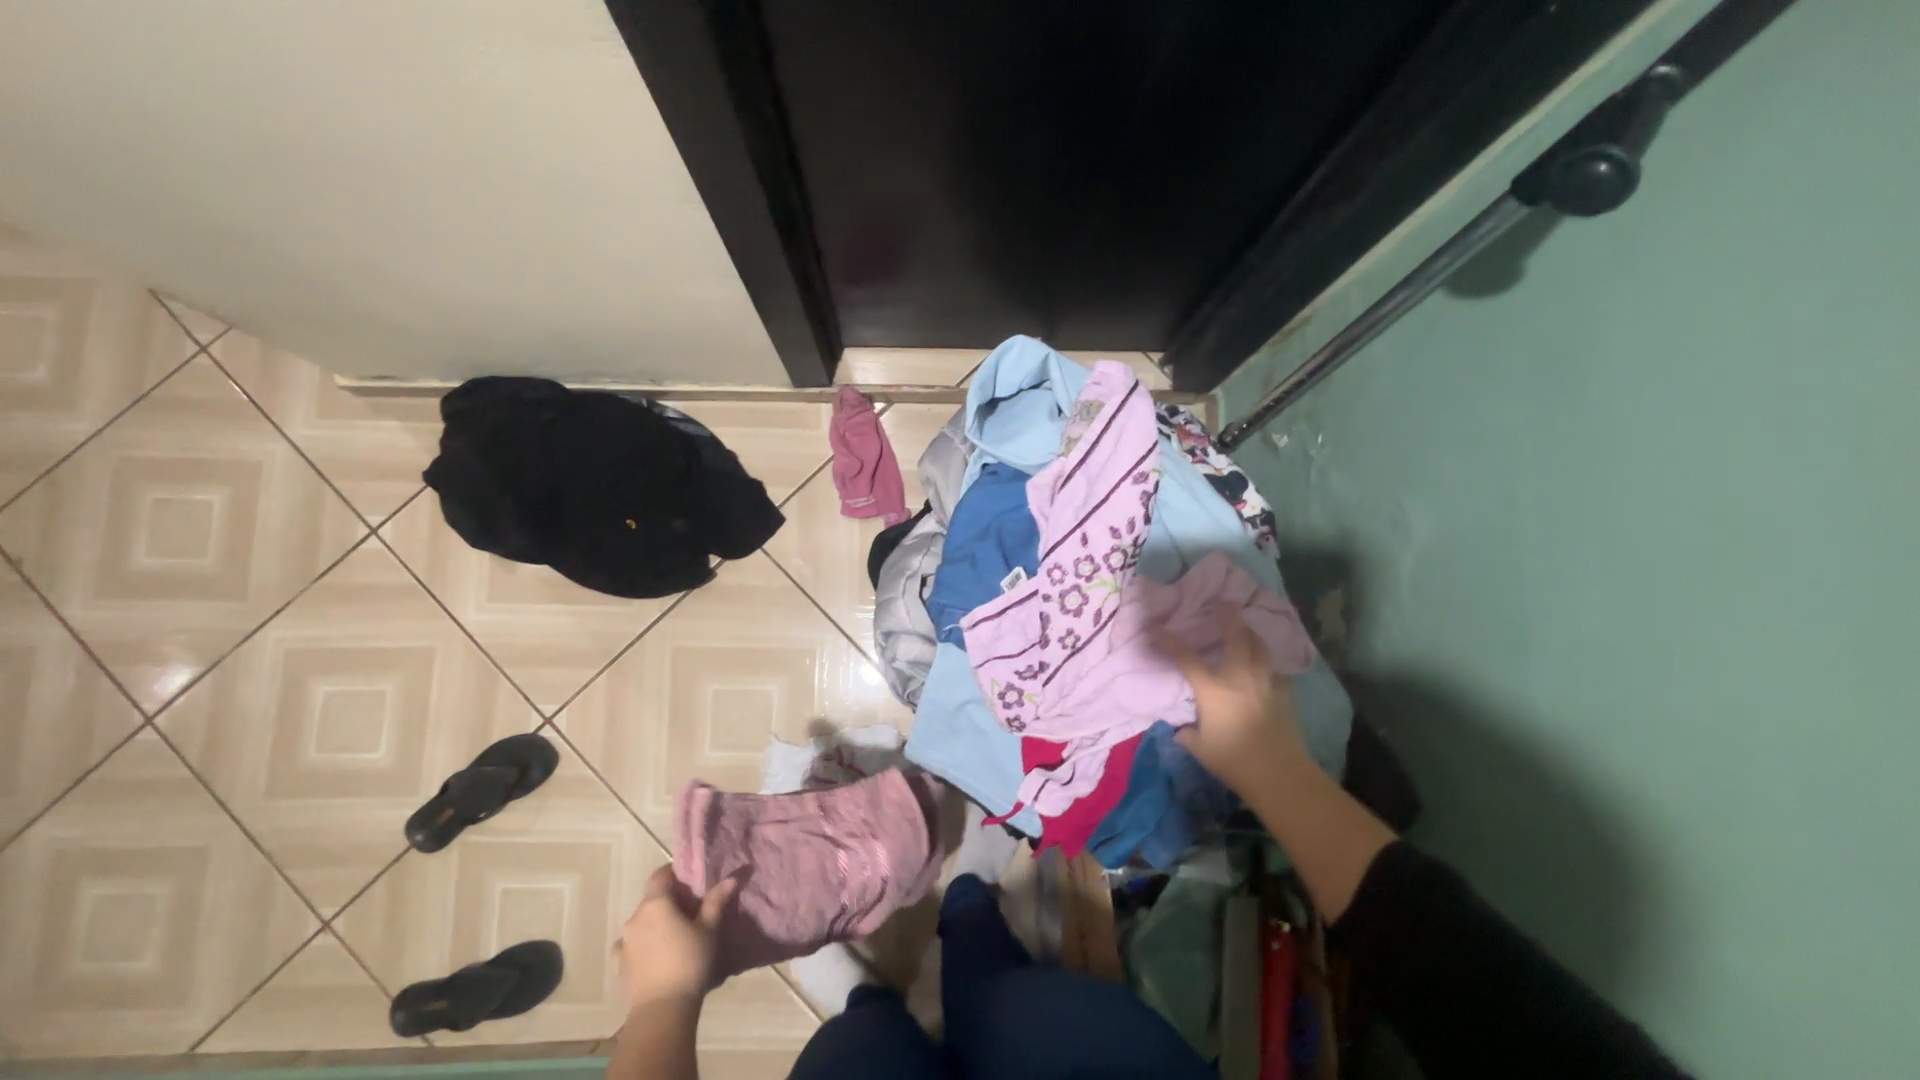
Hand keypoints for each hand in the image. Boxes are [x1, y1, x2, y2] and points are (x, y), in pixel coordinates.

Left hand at [618, 865, 737, 1007]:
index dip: (674, 874)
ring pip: (642, 923)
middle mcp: (635, 918)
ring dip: (656, 924)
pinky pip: (632, 945)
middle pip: (652, 900)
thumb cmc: (689, 962)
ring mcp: (624, 941)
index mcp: (655, 904)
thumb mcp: (709, 929)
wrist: (662, 1009)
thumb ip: (716, 901)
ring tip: (675, 938)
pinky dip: (643, 944)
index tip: (690, 882)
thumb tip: (732, 877)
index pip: (660, 875)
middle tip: (691, 913)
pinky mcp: (619, 964)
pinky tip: (655, 956)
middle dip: (669, 902)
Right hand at [1157, 607, 1309, 798]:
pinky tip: (1265, 665)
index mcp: (1212, 688)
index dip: (1169, 640)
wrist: (1279, 772)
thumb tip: (1181, 729)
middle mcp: (1239, 676)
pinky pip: (1275, 668)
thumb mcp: (1200, 749)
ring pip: (1259, 646)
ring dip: (1250, 632)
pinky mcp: (1284, 693)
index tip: (1156, 627)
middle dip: (1227, 616)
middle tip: (1222, 603)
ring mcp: (1265, 682)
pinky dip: (1267, 662)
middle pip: (1235, 636)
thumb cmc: (1233, 760)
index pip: (1186, 657)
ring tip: (1245, 626)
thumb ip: (1187, 734)